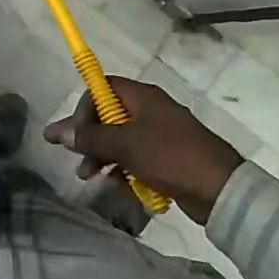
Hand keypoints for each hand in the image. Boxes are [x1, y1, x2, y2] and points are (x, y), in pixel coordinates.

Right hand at [44, 78, 243, 224]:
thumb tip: (57, 131)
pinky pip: (136, 157)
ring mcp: (160, 134)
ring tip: (92, 177)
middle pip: (108, 115)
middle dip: (90, 138)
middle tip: (78, 161)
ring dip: (103, 157)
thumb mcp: (126, 146)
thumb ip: (90, 138)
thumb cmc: (170, 157)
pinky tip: (118, 185)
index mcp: (142, 97)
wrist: (220, 190)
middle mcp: (150, 110)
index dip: (84, 108)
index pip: (103, 88)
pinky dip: (124, 168)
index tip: (76, 134)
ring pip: (121, 140)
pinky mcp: (168, 157)